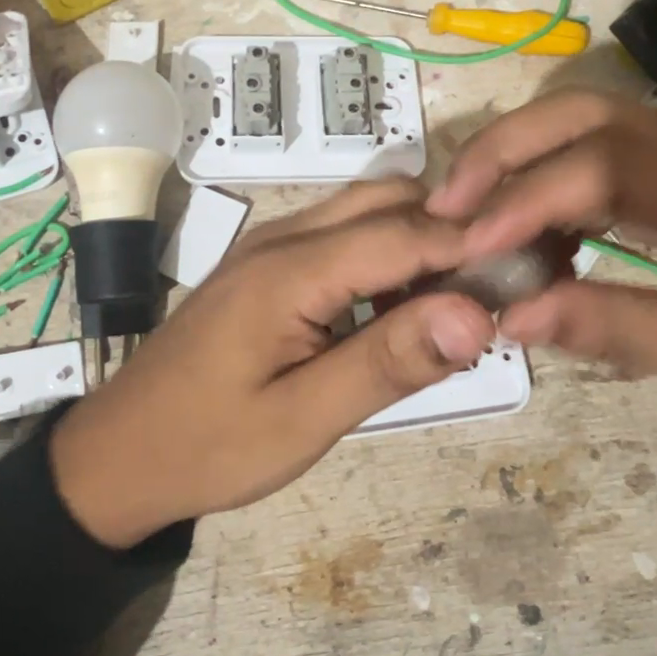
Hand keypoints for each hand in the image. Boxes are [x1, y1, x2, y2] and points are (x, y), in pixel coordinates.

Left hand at [49, 181, 495, 547]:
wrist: (121, 453)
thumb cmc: (210, 445)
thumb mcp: (303, 419)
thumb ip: (389, 361)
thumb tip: (477, 313)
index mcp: (289, 269)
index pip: (404, 232)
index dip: (473, 244)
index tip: (535, 268)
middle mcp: (282, 237)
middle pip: (388, 202)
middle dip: (453, 230)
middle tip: (507, 285)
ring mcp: (272, 246)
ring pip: (367, 212)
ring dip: (422, 240)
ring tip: (471, 297)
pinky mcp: (268, 265)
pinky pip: (342, 238)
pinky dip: (388, 256)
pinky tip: (409, 308)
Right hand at [428, 89, 656, 431]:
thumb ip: (619, 327)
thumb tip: (513, 314)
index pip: (603, 168)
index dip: (526, 199)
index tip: (466, 246)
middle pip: (584, 112)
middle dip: (504, 149)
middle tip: (445, 205)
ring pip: (586, 119)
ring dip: (517, 152)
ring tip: (466, 207)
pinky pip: (599, 149)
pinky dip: (545, 172)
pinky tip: (525, 220)